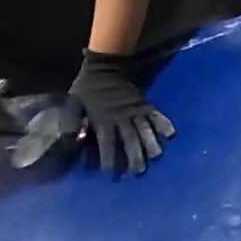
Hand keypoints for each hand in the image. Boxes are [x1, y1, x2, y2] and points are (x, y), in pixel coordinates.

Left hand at [69, 50, 174, 174]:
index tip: (110, 173)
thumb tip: (69, 144)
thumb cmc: (87, 89)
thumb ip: (72, 123)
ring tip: (155, 157)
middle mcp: (121, 118)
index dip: (108, 159)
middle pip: (129, 139)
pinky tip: (170, 134)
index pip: (107, 143)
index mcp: (102, 119)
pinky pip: (155, 115)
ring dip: (150, 144)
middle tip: (138, 172)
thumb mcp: (72, 104)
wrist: (104, 67)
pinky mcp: (144, 105)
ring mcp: (135, 111)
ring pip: (144, 130)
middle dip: (134, 156)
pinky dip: (163, 124)